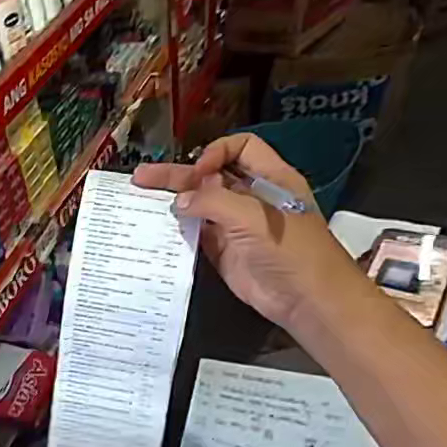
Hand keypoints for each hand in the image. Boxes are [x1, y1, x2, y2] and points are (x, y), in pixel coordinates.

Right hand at [132, 134, 369, 330]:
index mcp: (270, 177)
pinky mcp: (224, 251)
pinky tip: (155, 225)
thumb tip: (179, 202)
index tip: (199, 170)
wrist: (305, 298)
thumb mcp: (252, 214)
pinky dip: (178, 229)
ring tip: (141, 197)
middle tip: (143, 177)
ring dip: (174, 200)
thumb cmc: (289, 248)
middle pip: (211, 176)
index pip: (241, 148)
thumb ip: (212, 202)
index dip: (216, 153)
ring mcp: (236, 225)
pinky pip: (197, 233)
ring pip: (200, 204)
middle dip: (180, 174)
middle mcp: (251, 197)